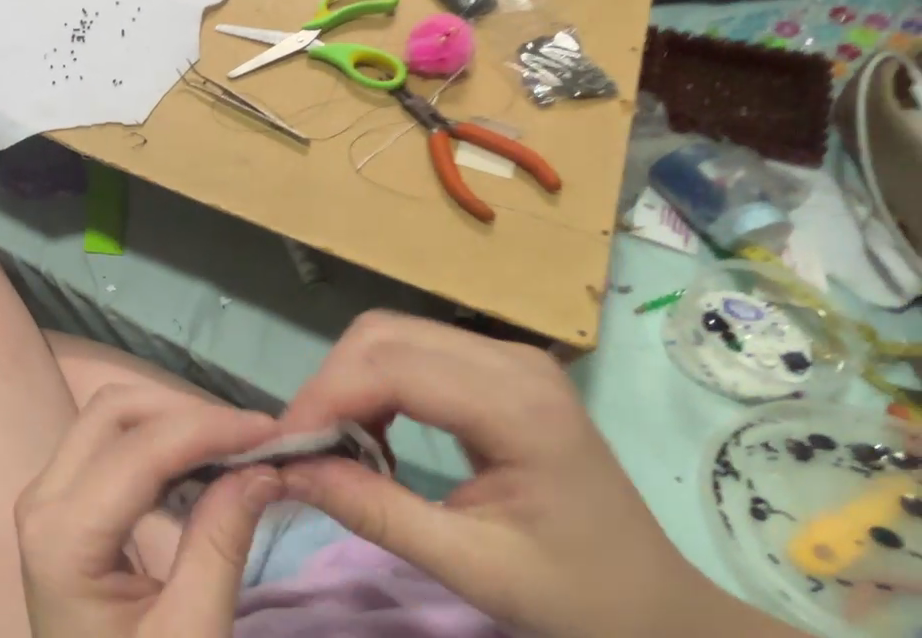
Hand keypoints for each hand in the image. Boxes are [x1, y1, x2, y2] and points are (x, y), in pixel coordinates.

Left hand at [15, 386, 285, 637]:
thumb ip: (221, 545)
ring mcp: (45, 495)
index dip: (209, 429)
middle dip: (188, 413)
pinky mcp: (61, 501)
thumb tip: (265, 468)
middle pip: (113, 413)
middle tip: (257, 438)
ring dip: (176, 421)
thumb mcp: (189, 633)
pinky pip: (109, 445)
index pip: (139, 450)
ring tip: (240, 447)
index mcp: (62, 536)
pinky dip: (161, 442)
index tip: (275, 432)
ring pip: (110, 419)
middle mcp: (41, 498)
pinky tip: (205, 465)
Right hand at [273, 311, 808, 637]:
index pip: (391, 368)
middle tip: (307, 447)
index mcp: (519, 407)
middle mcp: (511, 361)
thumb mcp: (472, 568)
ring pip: (388, 335)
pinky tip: (374, 431)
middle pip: (382, 336)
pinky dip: (372, 382)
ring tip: (337, 443)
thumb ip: (375, 512)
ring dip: (347, 382)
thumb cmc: (577, 596)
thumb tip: (288, 470)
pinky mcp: (497, 367)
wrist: (659, 607)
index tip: (283, 446)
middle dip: (330, 386)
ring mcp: (507, 357)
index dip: (325, 398)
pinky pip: (409, 350)